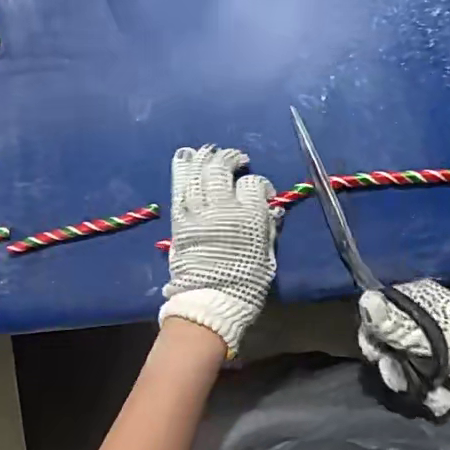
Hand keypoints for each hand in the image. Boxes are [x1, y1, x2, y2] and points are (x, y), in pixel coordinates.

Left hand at [158, 146, 278, 353]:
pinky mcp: (179, 219)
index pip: (253, 185)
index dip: (259, 184)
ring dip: (204, 158)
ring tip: (209, 150)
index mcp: (248, 217)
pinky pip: (180, 188)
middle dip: (229, 158)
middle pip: (221, 171)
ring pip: (199, 174)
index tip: (261, 191)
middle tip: (235, 157)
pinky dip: (181, 169)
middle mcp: (221, 208)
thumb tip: (270, 209)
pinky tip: (184, 156)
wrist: (209, 300)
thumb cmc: (244, 283)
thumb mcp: (266, 256)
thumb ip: (267, 228)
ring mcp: (197, 212)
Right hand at [357, 279, 449, 430]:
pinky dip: (426, 395)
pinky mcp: (439, 377)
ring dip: (407, 382)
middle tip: (398, 377)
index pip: (378, 312)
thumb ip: (393, 323)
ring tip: (425, 392)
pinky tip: (441, 400)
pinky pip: (416, 384)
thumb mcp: (432, 336)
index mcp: (420, 303)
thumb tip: (364, 299)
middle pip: (384, 342)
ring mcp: (431, 351)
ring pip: (397, 366)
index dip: (372, 334)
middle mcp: (421, 324)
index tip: (376, 352)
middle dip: (389, 364)